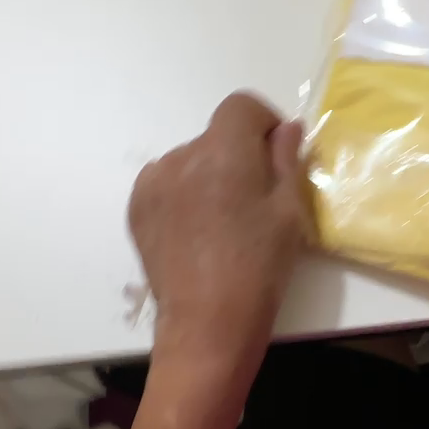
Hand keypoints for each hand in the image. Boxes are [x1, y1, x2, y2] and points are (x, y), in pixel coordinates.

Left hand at [129, 92, 308, 370]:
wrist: (208, 321)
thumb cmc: (260, 267)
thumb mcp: (290, 213)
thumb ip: (287, 161)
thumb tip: (285, 128)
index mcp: (225, 152)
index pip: (241, 106)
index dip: (264, 123)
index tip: (276, 157)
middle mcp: (182, 156)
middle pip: (215, 137)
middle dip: (238, 156)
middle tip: (255, 203)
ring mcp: (154, 183)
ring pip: (190, 161)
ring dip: (209, 176)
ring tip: (223, 224)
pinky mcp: (138, 208)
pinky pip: (167, 184)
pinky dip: (185, 196)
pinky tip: (199, 233)